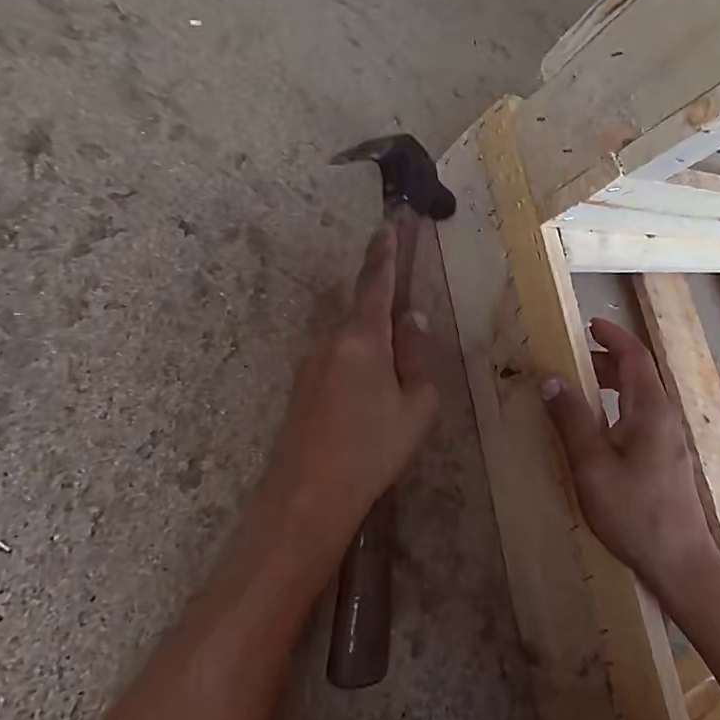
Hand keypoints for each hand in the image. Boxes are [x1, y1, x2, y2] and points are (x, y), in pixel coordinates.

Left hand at [265, 222, 439, 535]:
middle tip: (410, 332)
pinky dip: (361, 364)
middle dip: (386, 312)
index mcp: (362, 338)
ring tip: (395, 387)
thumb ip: (417, 356)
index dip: (385, 252)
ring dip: (375, 347)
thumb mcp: (417, 404)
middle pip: (364, 313)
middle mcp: (330, 341)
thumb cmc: (373, 448)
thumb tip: (413, 320)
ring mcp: (311, 364)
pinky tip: (371, 401)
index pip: (376, 283)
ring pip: (352, 340)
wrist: (308, 495)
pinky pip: (340, 360)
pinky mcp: (302, 387)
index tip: (389, 224)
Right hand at [540, 319, 719, 591]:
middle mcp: (665, 416)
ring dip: (614, 383)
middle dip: (608, 358)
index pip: (634, 356)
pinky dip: (620, 405)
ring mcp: (670, 439)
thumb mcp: (592, 465)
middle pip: (639, 373)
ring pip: (641, 396)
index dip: (613, 336)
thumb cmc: (633, 511)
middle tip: (575, 357)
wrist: (679, 561)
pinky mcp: (668, 458)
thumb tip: (552, 378)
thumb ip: (572, 419)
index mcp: (650, 409)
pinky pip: (643, 416)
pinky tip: (601, 427)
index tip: (590, 323)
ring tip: (582, 387)